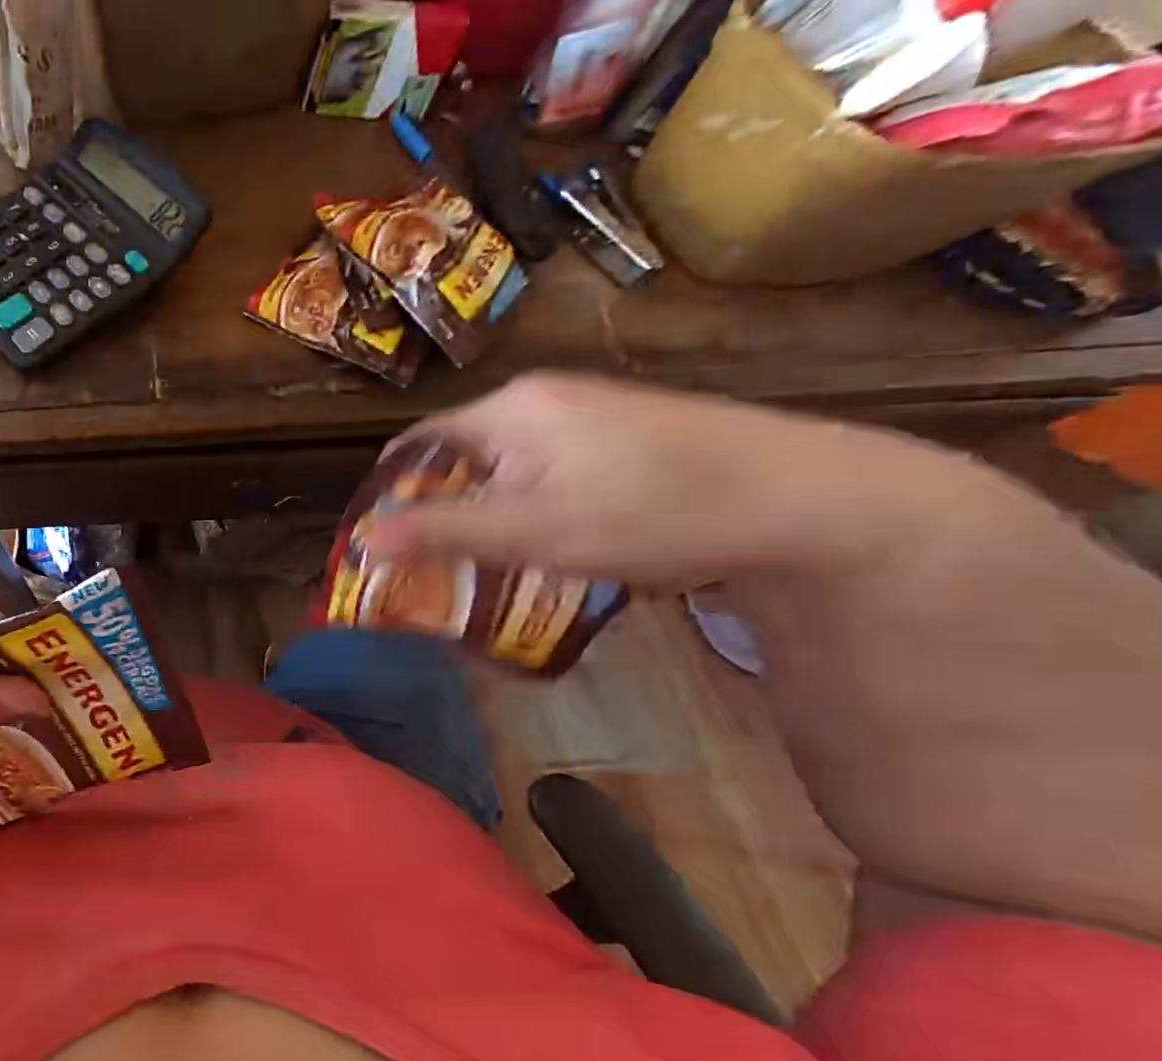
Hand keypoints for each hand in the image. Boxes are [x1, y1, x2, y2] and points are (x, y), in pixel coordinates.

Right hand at [360, 374, 1007, 586]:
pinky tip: (554, 534)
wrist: (799, 493)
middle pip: (460, 450)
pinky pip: (545, 459)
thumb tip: (362, 538)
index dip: (392, 491)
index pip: (417, 442)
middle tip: (437, 564)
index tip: (385, 543)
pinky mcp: (618, 423)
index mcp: (507, 409)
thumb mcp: (535, 533)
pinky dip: (529, 496)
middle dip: (441, 505)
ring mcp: (583, 405)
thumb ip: (445, 533)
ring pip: (504, 458)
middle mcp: (538, 394)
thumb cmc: (649, 512)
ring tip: (492, 559)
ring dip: (487, 505)